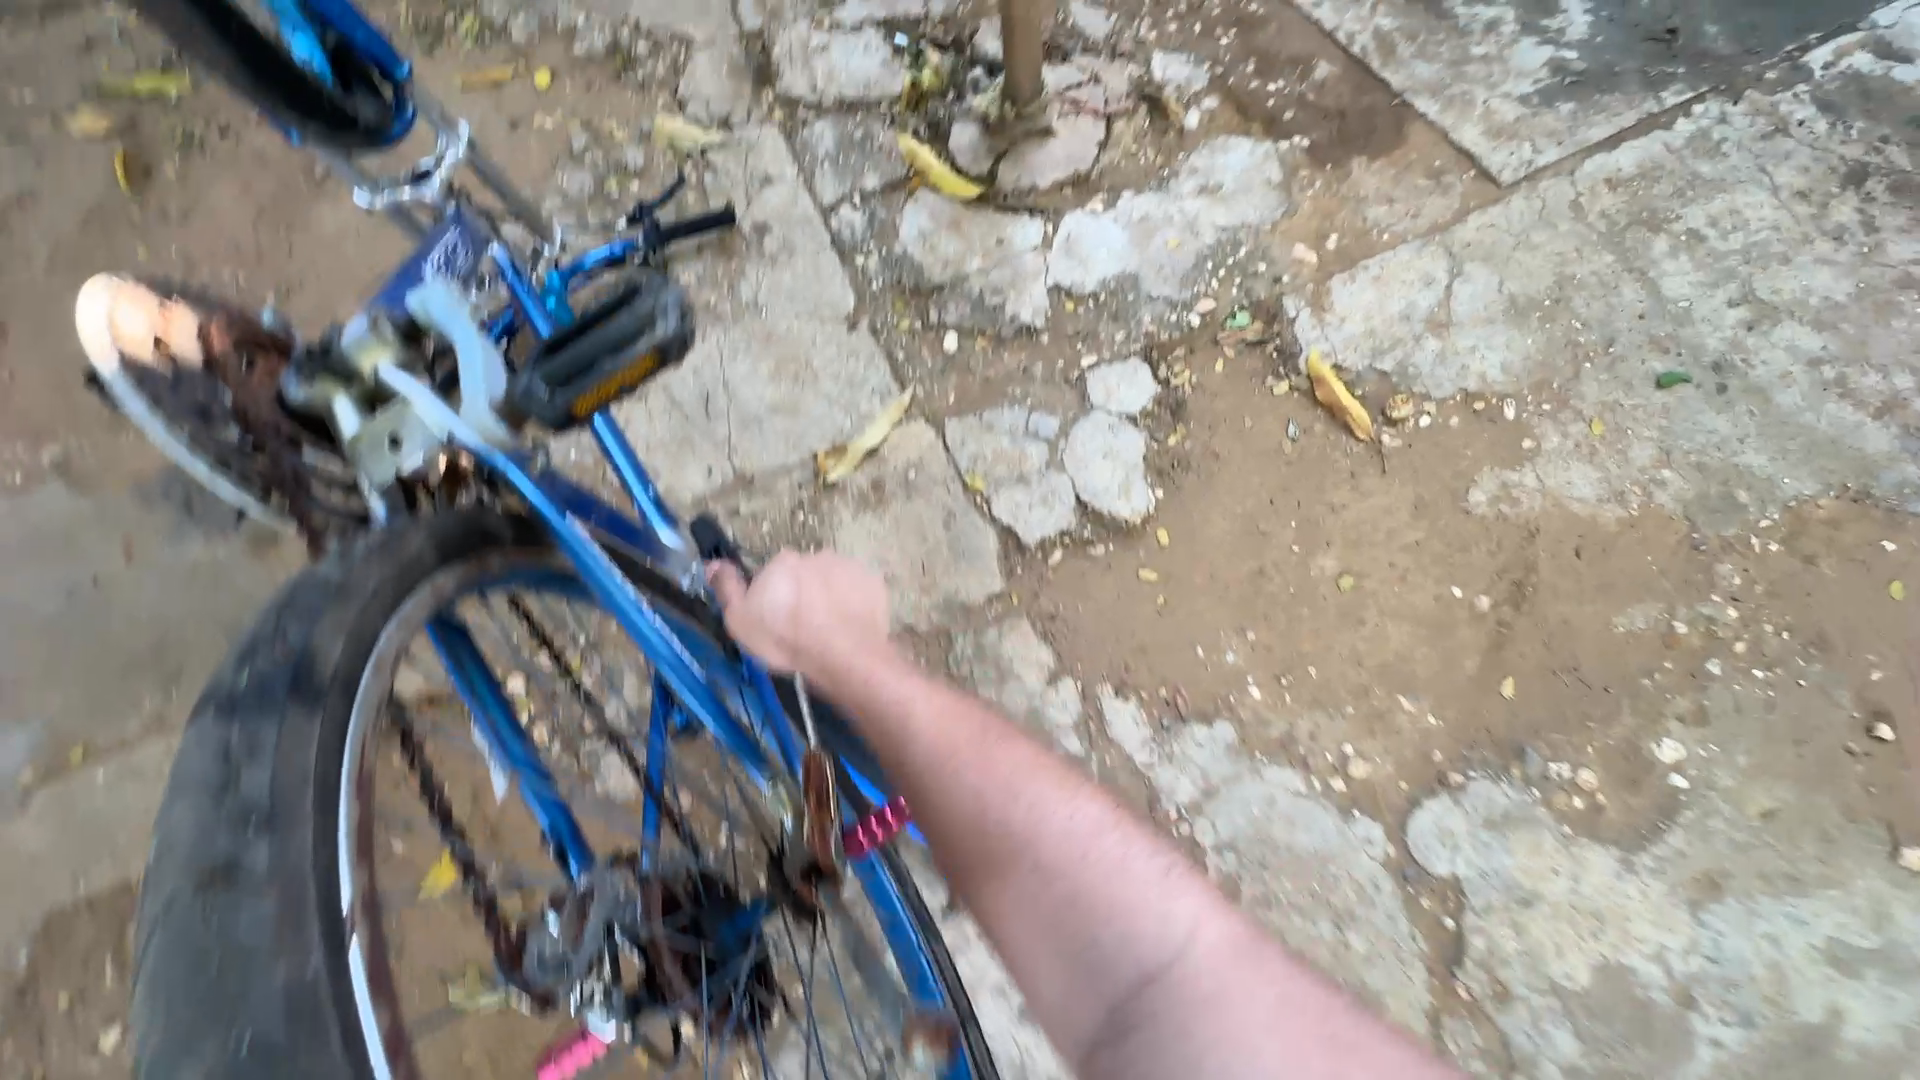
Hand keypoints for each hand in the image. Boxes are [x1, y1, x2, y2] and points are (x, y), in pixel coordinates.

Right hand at [706, 550, 892, 677]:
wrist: (844, 655)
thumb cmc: (786, 640)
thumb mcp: (740, 621)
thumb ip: (727, 588)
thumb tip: (714, 563)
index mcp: (783, 561)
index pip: (774, 573)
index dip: (773, 596)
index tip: (777, 619)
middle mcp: (816, 555)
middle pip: (804, 574)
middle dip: (802, 594)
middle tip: (803, 627)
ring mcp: (848, 566)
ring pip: (832, 581)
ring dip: (829, 597)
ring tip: (828, 630)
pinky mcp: (873, 582)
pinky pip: (857, 590)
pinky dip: (853, 604)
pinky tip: (848, 626)